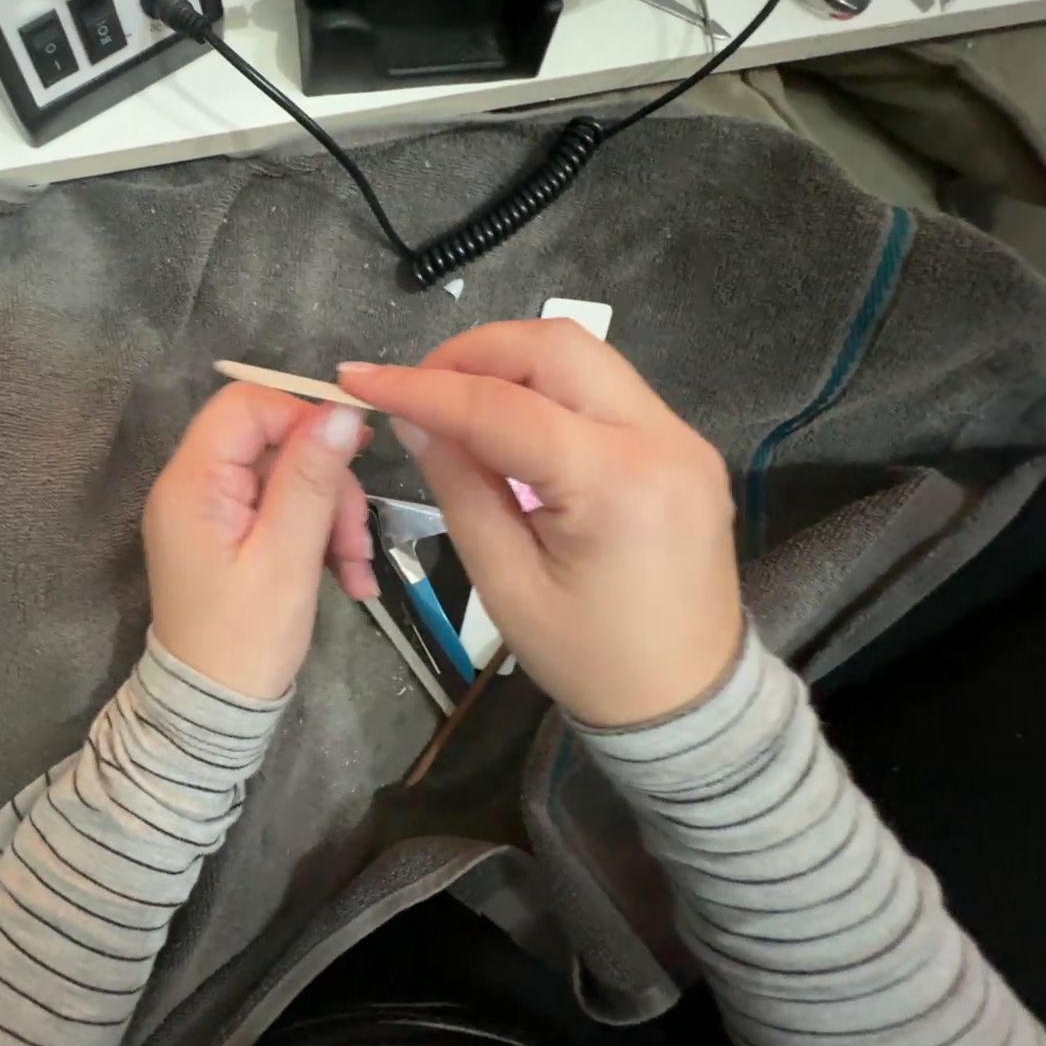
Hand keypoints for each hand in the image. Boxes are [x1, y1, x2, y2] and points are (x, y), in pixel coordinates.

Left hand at [144, 383, 376, 699]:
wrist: (212, 707)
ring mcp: (210, 511)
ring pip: (286, 478)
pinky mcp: (227, 534)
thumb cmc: (246, 638)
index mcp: (193, 482)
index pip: (246, 405)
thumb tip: (340, 410)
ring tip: (356, 570)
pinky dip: (315, 536)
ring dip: (330, 517)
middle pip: (273, 443)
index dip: (302, 417)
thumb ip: (312, 479)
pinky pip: (279, 510)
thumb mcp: (287, 556)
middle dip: (327, 485)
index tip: (353, 451)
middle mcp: (192, 485)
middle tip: (356, 541)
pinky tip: (348, 577)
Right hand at [337, 322, 742, 726]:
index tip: (359, 379)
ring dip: (504, 363)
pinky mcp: (678, 444)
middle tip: (414, 388)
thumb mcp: (503, 582)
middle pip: (556, 345)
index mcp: (614, 485)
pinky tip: (501, 421)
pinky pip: (599, 386)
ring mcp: (680, 436)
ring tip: (449, 401)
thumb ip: (459, 487)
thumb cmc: (586, 657)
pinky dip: (538, 387)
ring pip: (581, 354)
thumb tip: (415, 420)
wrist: (686, 699)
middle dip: (470, 353)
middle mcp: (661, 439)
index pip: (500, 407)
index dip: (419, 387)